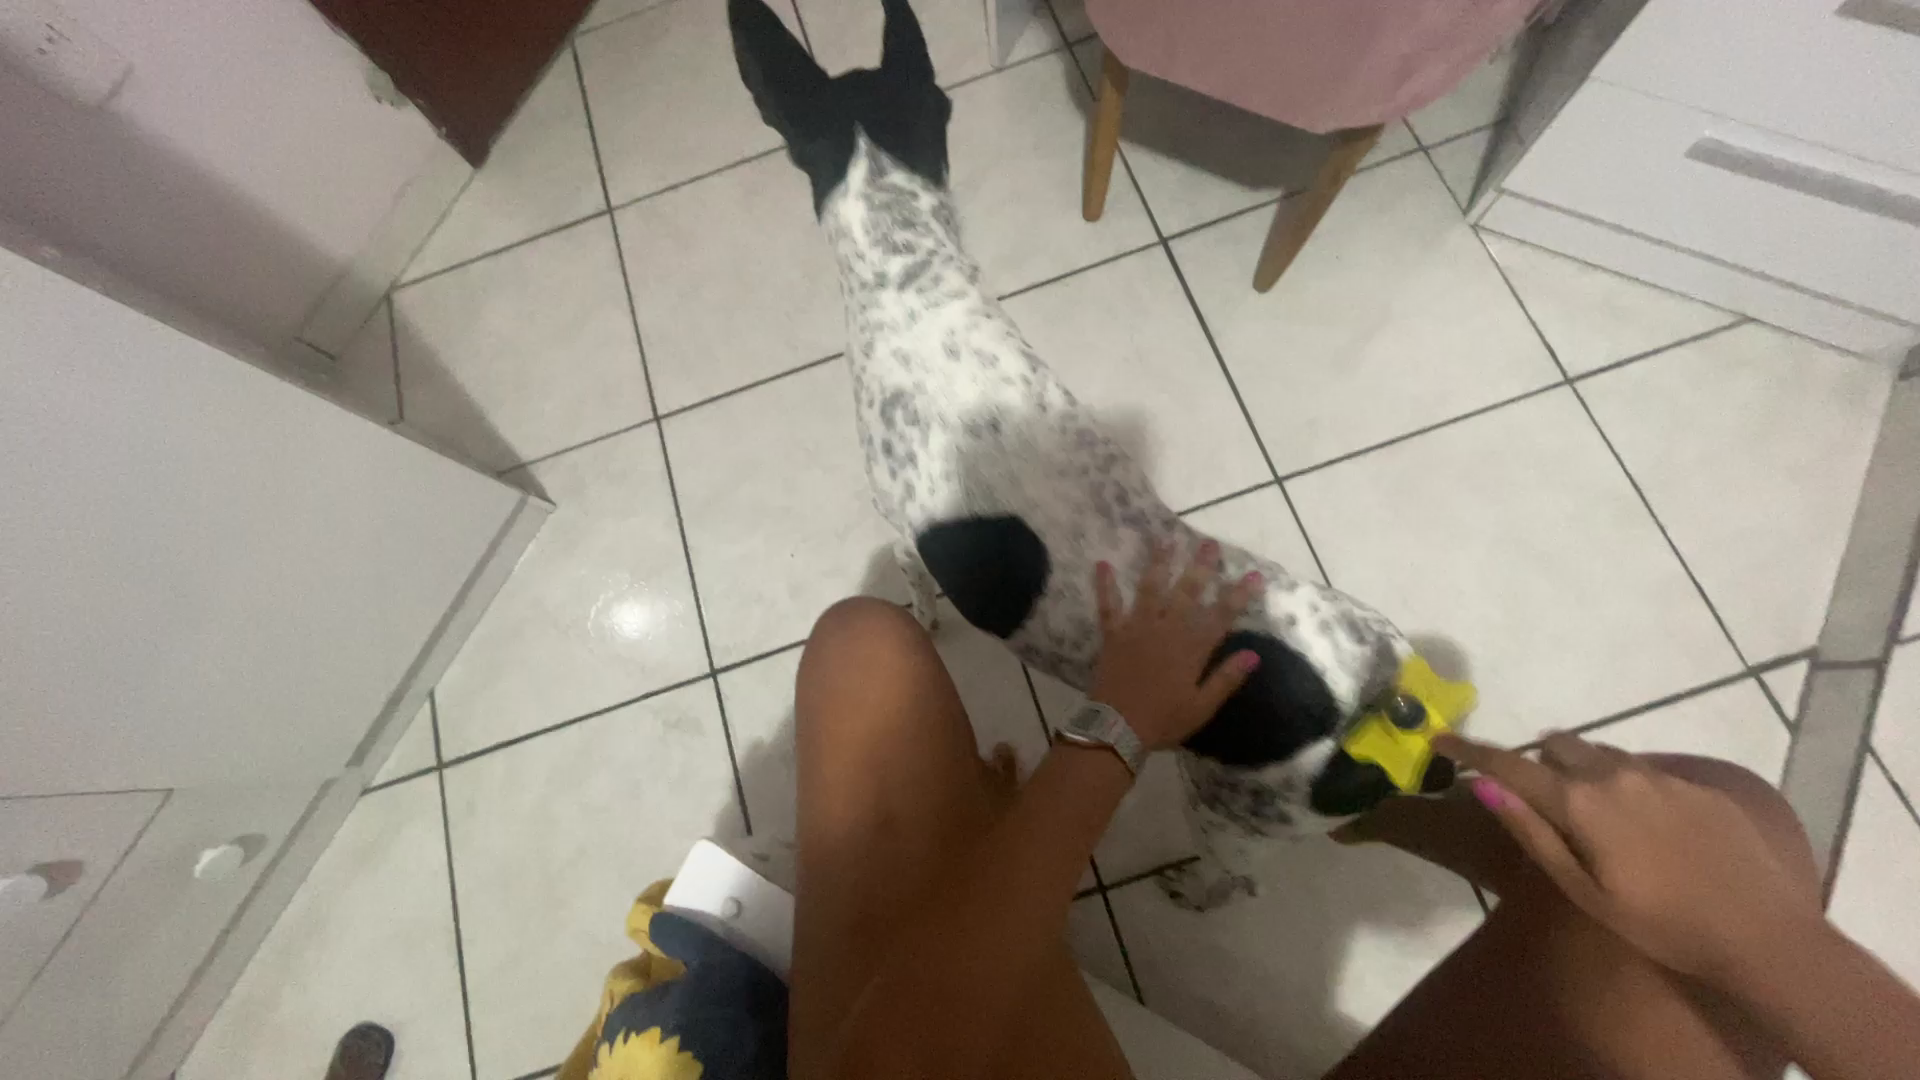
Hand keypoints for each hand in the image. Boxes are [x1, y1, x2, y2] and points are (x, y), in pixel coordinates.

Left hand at [1089, 539, 1260, 751]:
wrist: (1116, 728)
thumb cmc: (1163, 721)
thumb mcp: (1202, 706)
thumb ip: (1226, 678)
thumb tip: (1254, 654)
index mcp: (1191, 649)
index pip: (1222, 615)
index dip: (1239, 594)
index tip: (1255, 574)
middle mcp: (1166, 630)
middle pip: (1187, 592)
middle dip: (1200, 566)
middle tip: (1209, 543)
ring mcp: (1137, 628)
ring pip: (1150, 589)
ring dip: (1159, 563)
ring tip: (1165, 538)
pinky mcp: (1113, 634)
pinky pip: (1108, 605)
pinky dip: (1105, 585)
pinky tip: (1102, 563)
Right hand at [1439, 731, 1824, 984]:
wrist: (1771, 942)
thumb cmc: (1661, 924)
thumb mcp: (1581, 889)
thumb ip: (1530, 831)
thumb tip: (1481, 785)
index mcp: (1579, 802)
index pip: (1507, 763)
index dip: (1468, 749)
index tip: (1439, 738)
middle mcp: (1614, 775)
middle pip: (1556, 745)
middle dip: (1538, 761)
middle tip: (1540, 796)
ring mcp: (1661, 778)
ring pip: (1601, 752)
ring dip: (1582, 767)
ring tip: (1593, 808)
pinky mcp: (1701, 789)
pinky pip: (1644, 769)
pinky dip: (1626, 782)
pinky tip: (1646, 823)